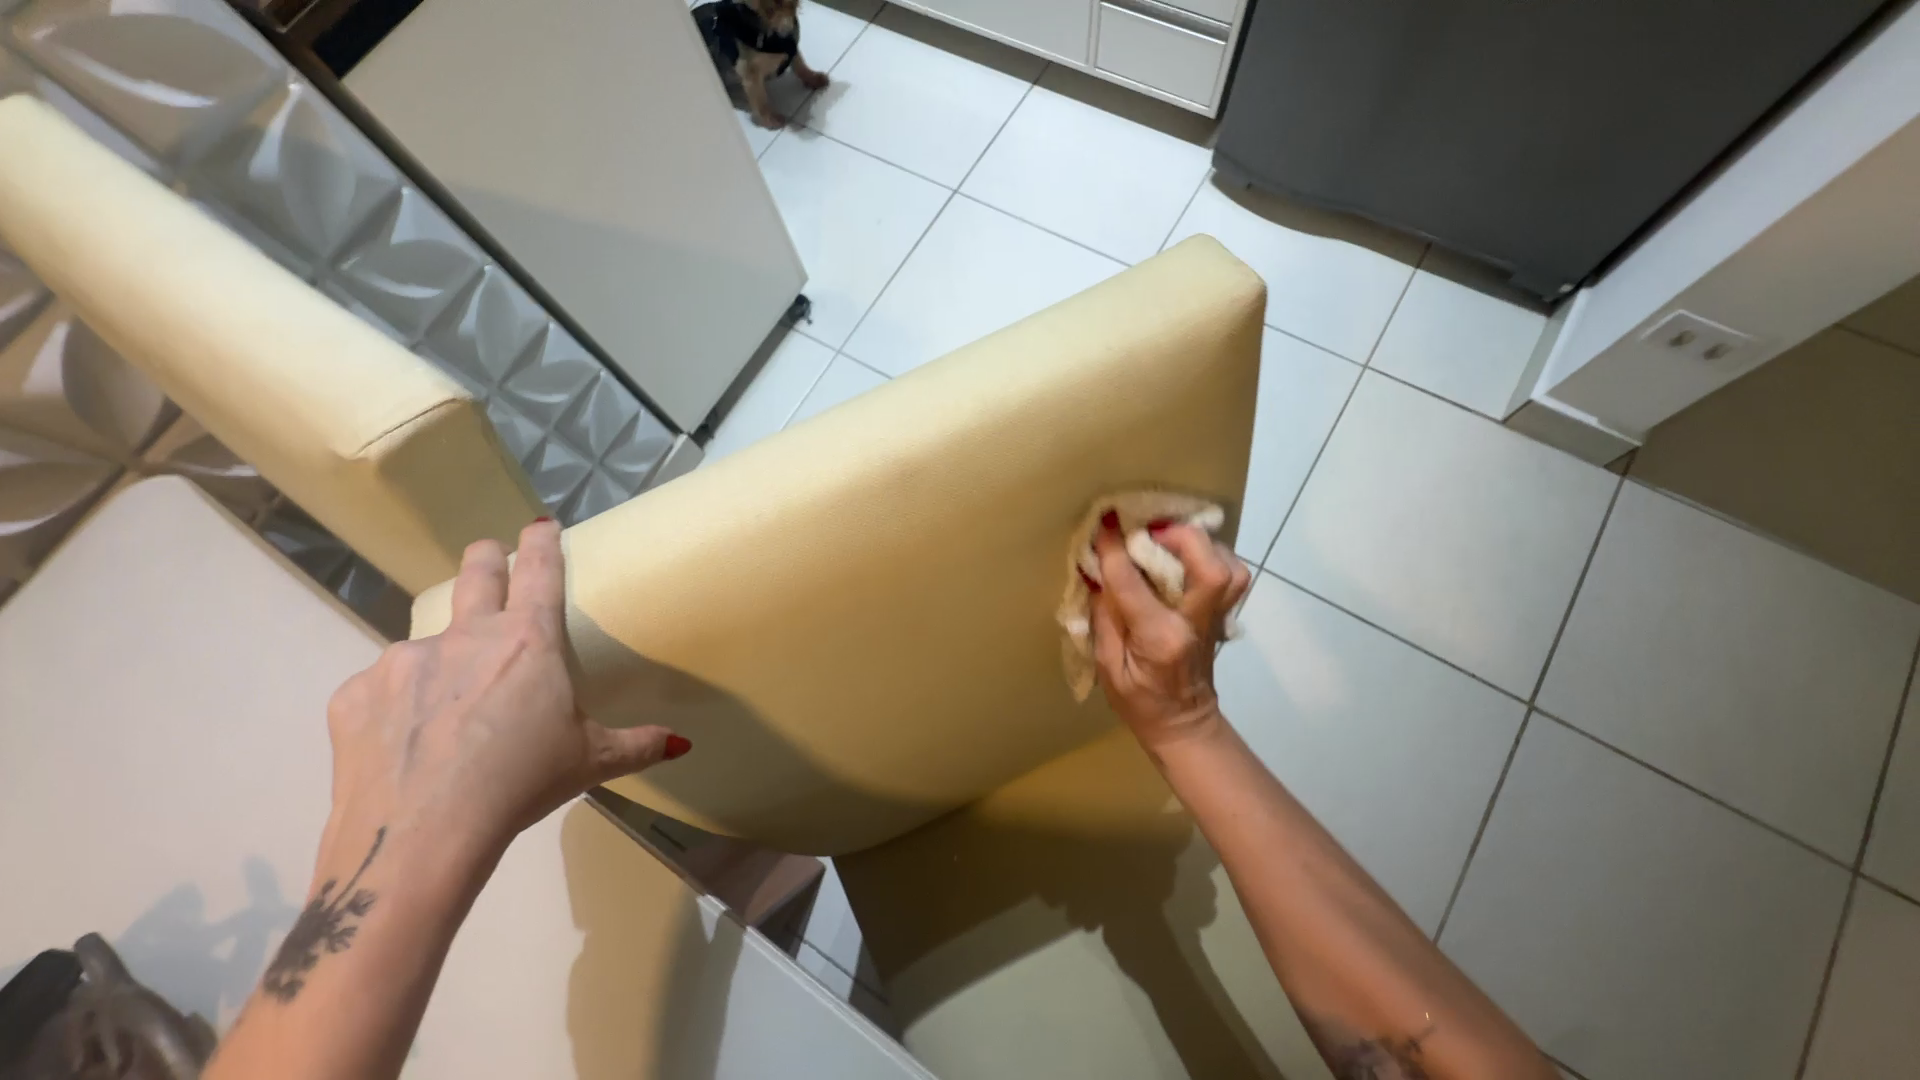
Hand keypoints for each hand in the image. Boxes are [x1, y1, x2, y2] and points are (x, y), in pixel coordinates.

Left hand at [322, 520, 687, 869]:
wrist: (418, 839)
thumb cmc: (522, 785)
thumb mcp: (589, 762)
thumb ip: (639, 745)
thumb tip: (683, 743)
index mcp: (528, 642)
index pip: (539, 571)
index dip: (542, 542)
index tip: (540, 524)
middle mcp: (464, 637)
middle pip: (476, 572)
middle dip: (487, 557)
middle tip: (491, 557)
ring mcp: (402, 661)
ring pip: (428, 643)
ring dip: (444, 658)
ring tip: (448, 709)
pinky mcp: (353, 695)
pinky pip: (384, 689)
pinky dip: (399, 705)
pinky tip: (407, 745)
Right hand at [1089, 519, 1251, 752]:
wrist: (1184, 726)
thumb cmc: (1139, 703)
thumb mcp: (1107, 667)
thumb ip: (1103, 619)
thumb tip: (1098, 574)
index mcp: (1160, 639)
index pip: (1133, 584)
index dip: (1114, 550)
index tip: (1105, 523)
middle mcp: (1195, 624)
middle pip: (1210, 567)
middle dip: (1180, 536)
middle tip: (1149, 530)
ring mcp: (1216, 619)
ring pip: (1231, 568)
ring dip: (1203, 545)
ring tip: (1171, 540)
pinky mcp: (1223, 616)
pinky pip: (1232, 575)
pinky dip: (1214, 557)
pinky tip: (1188, 556)